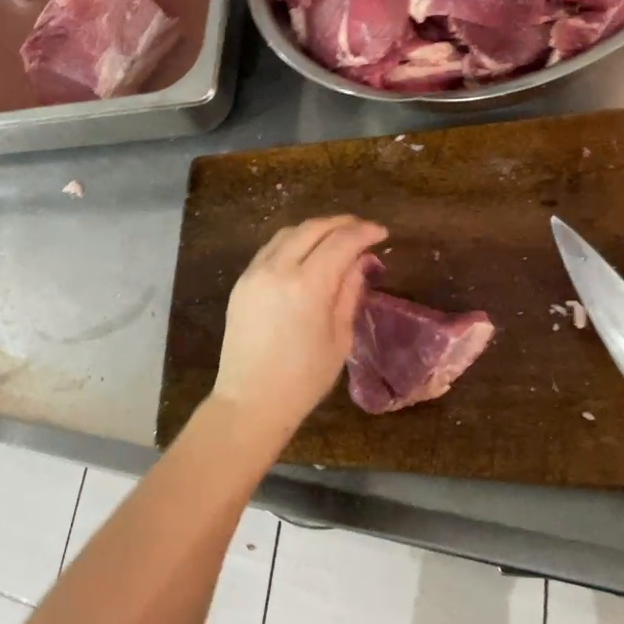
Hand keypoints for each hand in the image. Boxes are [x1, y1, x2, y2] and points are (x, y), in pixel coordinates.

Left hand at [209, 215, 387, 432]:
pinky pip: (269, 250)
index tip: (382, 233)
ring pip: (287, 234)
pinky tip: (306, 254)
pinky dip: (292, 243)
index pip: (341, 242)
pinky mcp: (241, 283)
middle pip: (312, 229)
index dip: (364, 232)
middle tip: (362, 230)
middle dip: (341, 224)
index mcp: (307, 286)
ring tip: (336, 239)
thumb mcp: (339, 338)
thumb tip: (360, 262)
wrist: (251, 399)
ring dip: (314, 230)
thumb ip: (348, 293)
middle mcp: (277, 270)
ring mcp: (254, 274)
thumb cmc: (303, 379)